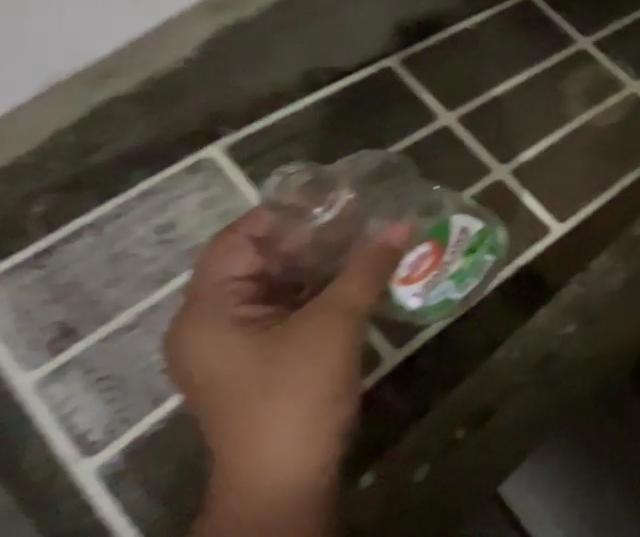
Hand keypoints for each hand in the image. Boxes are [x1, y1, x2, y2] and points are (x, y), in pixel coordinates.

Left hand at [165, 207, 407, 534]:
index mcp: (206, 312)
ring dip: (322, 263)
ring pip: (278, 286)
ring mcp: (234, 345)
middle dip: (312, 236)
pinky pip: (288, 310)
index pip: (237, 241)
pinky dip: (322, 289)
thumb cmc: (294, 395)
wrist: (285, 477)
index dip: (284, 212)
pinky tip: (364, 275)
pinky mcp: (260, 361)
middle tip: (365, 210)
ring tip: (372, 236)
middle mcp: (210, 324)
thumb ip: (367, 268)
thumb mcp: (335, 324)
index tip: (336, 192)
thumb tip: (402, 222)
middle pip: (257, 261)